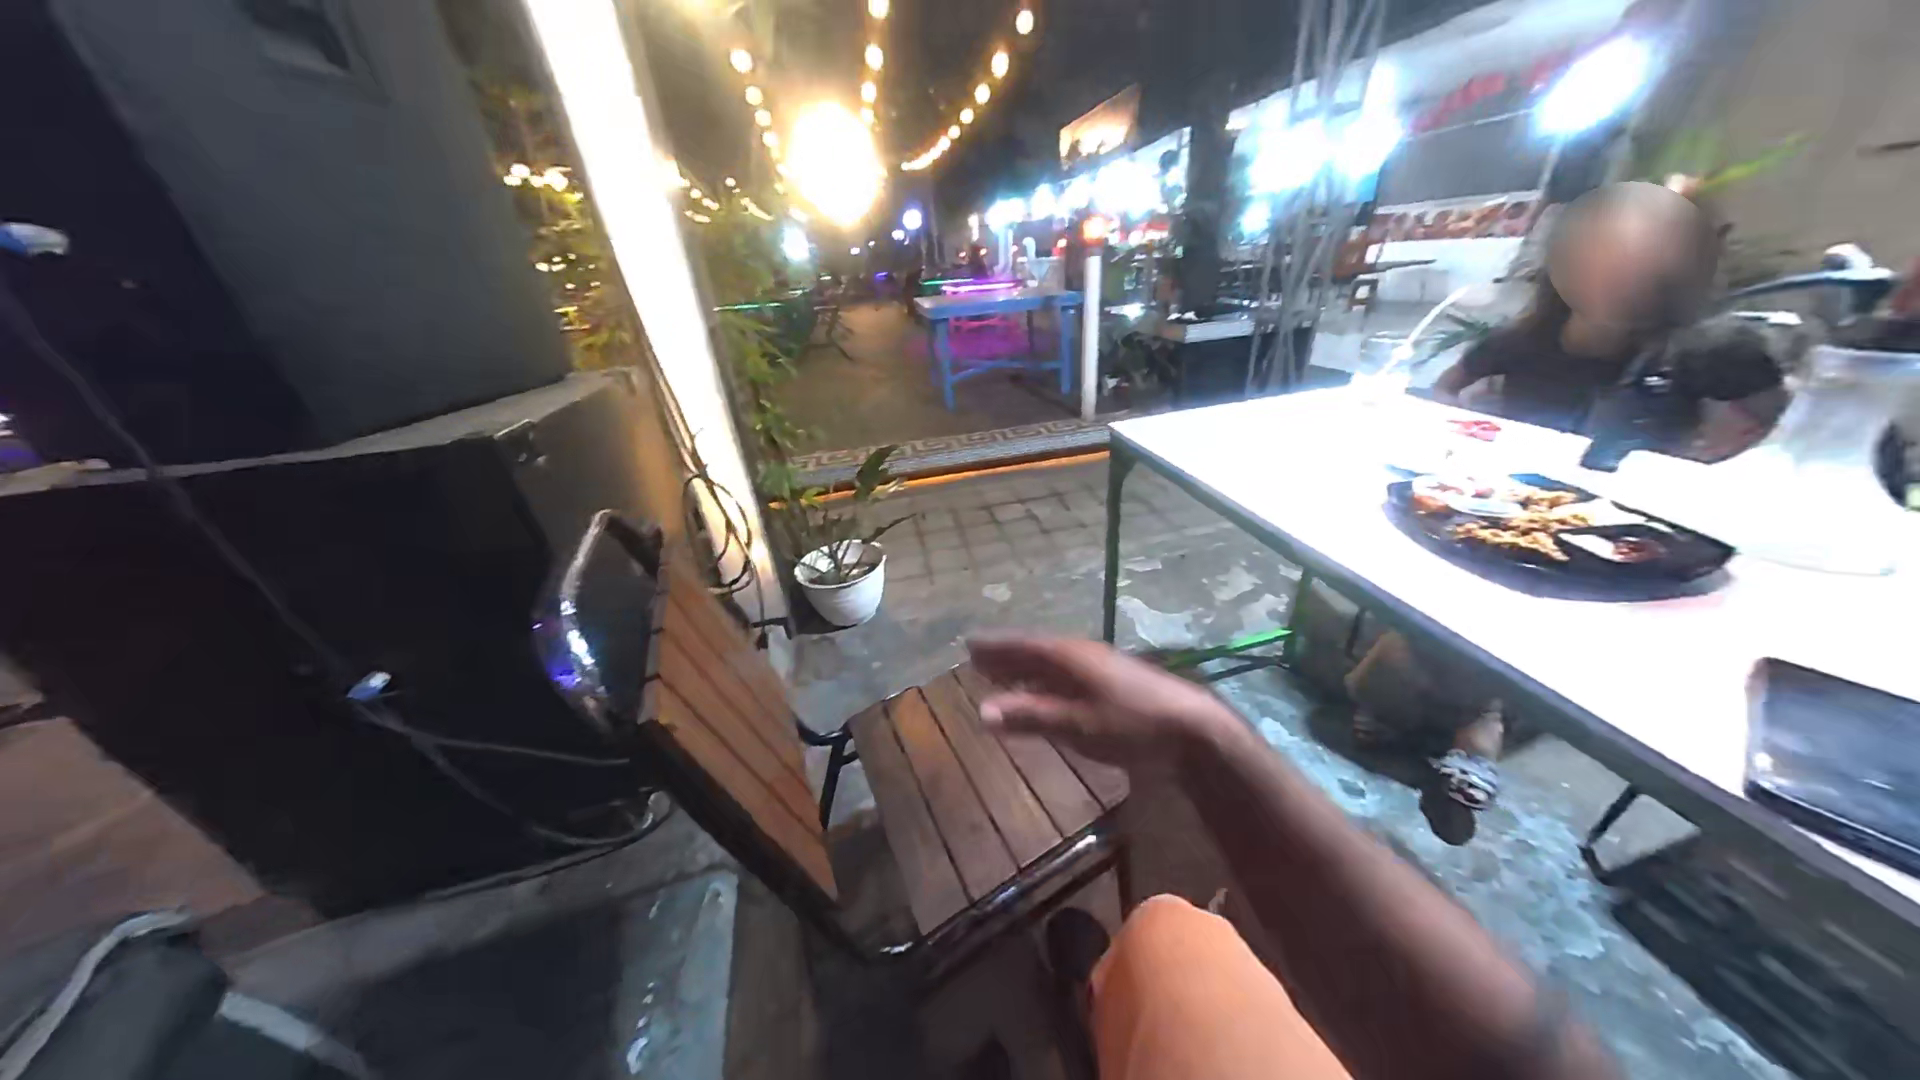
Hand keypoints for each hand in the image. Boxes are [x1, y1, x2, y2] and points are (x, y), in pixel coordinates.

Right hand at [967, 635, 1245, 768]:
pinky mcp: (1112, 681)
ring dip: (1026, 668)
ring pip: (1051, 662)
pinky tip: (1046, 691)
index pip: (1021, 646)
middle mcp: (1079, 653)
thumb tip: (982, 711)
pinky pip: (1066, 673)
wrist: (1189, 727)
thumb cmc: (1129, 724)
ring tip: (1004, 675)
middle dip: (1006, 656)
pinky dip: (1047, 679)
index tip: (969, 646)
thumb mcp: (1075, 725)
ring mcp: (1098, 665)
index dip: (994, 648)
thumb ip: (1030, 716)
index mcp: (1067, 656)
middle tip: (978, 659)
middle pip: (1034, 651)